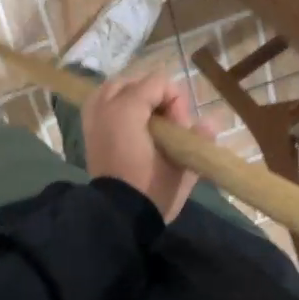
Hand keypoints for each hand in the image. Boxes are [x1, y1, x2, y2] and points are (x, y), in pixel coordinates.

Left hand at [82, 72, 213, 220]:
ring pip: (114, 90)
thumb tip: (210, 123)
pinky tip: (131, 128)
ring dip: (134, 100)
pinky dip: (115, 109)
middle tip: (167, 125)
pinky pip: (100, 106)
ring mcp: (92, 120)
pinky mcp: (88, 134)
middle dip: (154, 96)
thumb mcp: (182, 164)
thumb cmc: (153, 189)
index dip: (175, 101)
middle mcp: (105, 107)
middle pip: (134, 82)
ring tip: (149, 125)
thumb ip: (197, 138)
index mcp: (127, 109)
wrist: (119, 217)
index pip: (158, 82)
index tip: (180, 128)